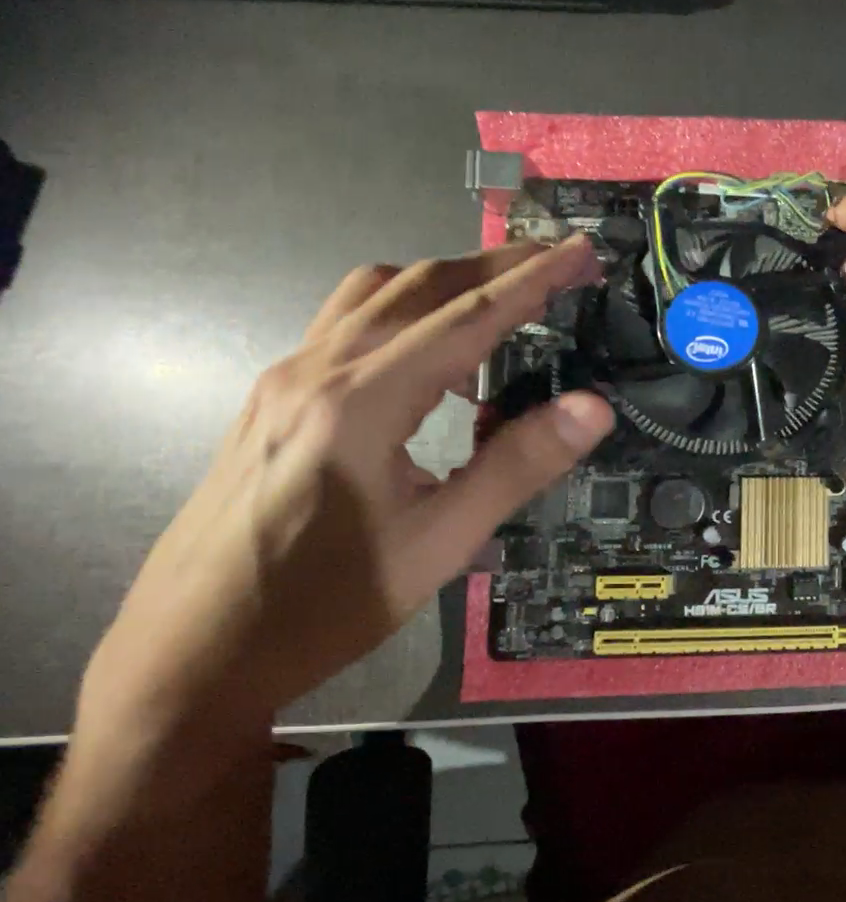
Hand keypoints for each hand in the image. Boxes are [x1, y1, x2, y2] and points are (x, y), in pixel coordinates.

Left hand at [82, 237, 612, 729]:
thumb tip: (593, 406)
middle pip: (415, 286)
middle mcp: (317, 372)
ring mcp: (286, 381)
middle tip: (561, 263)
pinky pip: (349, 327)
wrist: (197, 649)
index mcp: (361, 403)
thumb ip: (517, 466)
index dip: (533, 280)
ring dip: (446, 281)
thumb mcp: (439, 543)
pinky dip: (407, 313)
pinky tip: (437, 358)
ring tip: (506, 297)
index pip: (466, 319)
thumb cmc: (328, 602)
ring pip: (372, 296)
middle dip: (495, 265)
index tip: (582, 251)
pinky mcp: (275, 401)